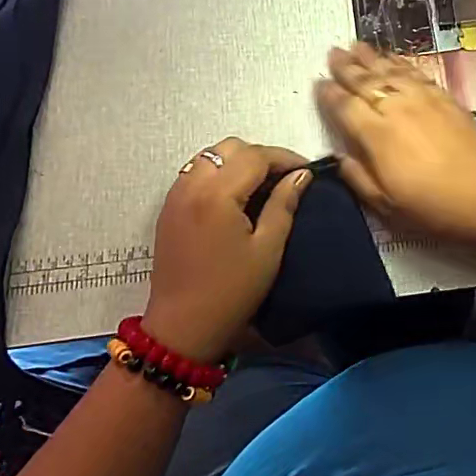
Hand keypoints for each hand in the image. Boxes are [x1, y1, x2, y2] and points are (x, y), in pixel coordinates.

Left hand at [143, 138, 311, 361]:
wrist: (183, 327)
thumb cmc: (232, 291)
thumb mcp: (268, 249)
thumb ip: (284, 204)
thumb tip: (301, 175)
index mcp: (217, 194)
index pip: (256, 156)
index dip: (285, 158)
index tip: (307, 171)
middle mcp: (191, 185)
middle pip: (230, 148)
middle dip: (261, 156)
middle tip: (284, 178)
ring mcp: (175, 196)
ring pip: (209, 156)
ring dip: (237, 161)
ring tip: (260, 186)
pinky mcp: (168, 208)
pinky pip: (194, 172)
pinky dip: (217, 173)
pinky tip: (234, 196)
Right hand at [315, 42, 475, 243]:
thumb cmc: (436, 208)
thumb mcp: (387, 205)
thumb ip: (358, 177)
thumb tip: (340, 155)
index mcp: (376, 134)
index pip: (344, 106)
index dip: (329, 94)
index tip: (318, 83)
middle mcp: (397, 108)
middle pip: (365, 80)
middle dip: (346, 66)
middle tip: (332, 52)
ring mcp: (424, 99)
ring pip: (390, 70)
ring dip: (371, 57)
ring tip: (355, 46)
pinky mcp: (446, 98)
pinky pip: (415, 72)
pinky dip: (400, 63)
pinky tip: (394, 60)